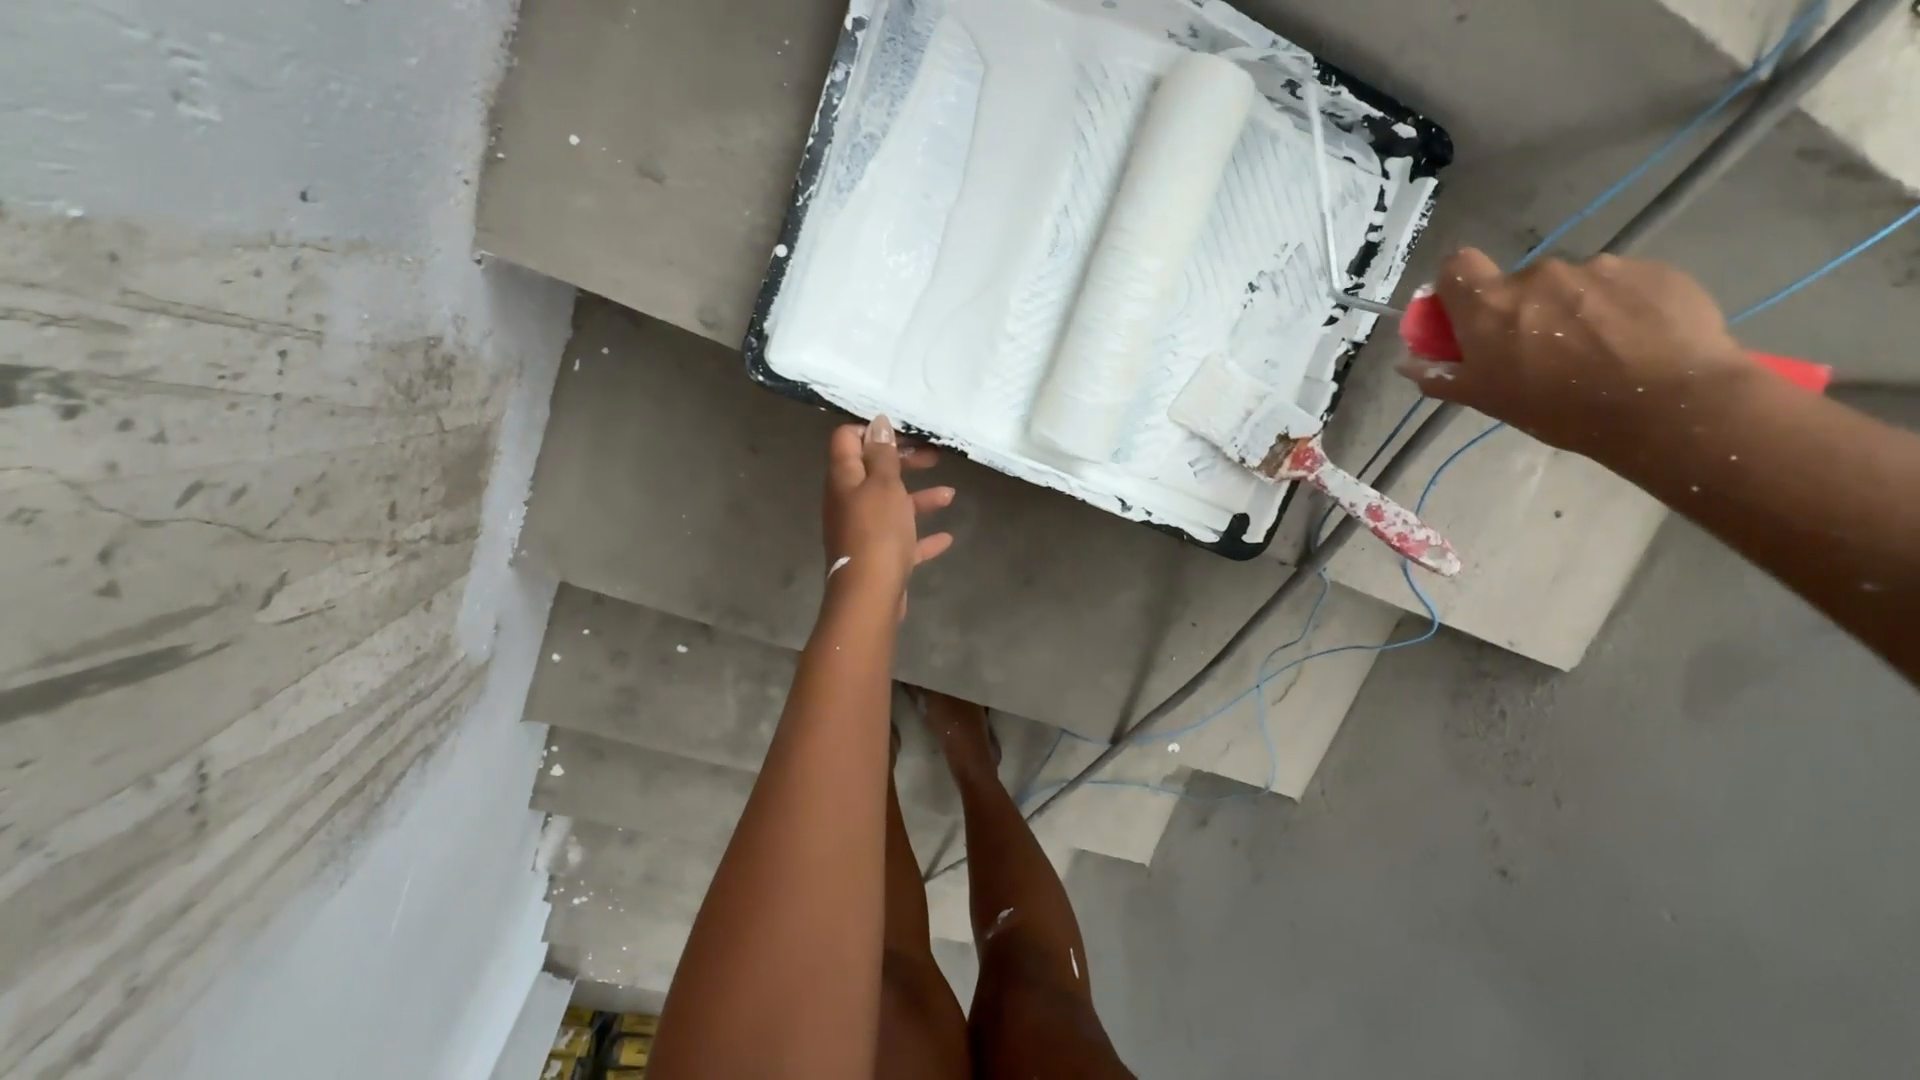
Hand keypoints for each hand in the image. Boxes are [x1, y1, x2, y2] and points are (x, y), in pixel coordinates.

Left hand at [822, 415, 954, 596]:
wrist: (869, 595)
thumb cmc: (877, 532)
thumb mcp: (884, 485)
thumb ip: (882, 454)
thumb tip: (877, 423)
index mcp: (844, 479)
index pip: (847, 440)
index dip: (872, 431)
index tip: (903, 432)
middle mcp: (848, 501)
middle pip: (874, 471)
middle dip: (904, 461)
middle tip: (934, 455)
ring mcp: (862, 530)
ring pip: (891, 505)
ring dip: (919, 497)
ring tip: (949, 495)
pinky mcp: (878, 556)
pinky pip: (901, 539)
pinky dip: (921, 536)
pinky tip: (946, 538)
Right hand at [1398, 248, 1751, 455]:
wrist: (1668, 404)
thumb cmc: (1561, 409)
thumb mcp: (1488, 401)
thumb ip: (1443, 376)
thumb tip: (1408, 363)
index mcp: (1490, 305)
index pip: (1456, 266)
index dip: (1459, 287)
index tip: (1469, 316)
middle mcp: (1539, 275)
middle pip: (1519, 282)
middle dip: (1526, 310)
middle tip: (1545, 352)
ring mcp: (1599, 268)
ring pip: (1573, 285)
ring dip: (1576, 309)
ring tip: (1601, 351)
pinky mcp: (1652, 270)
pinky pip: (1622, 285)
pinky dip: (1621, 307)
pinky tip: (1638, 342)